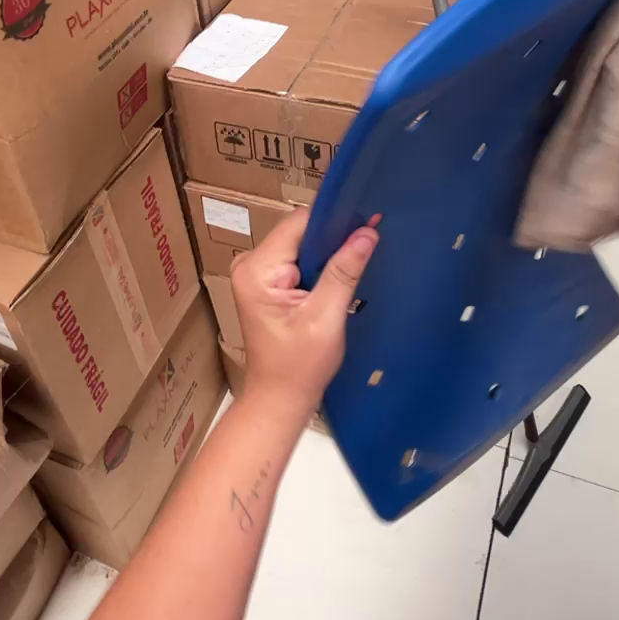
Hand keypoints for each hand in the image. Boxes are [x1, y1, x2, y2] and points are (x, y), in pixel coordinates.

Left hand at [230, 209, 379, 419]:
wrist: (279, 399)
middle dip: (332, 237)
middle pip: (299, 231)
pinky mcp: (266, 281)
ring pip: (301, 243)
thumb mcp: (325, 318)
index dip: (333, 220)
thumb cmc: (299, 367)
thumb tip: (367, 232)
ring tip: (357, 256)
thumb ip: (344, 272)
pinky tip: (339, 271)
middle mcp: (250, 263)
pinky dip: (319, 263)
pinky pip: (297, 258)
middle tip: (368, 240)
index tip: (366, 220)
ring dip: (328, 251)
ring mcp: (255, 271)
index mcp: (257, 269)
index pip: (299, 224)